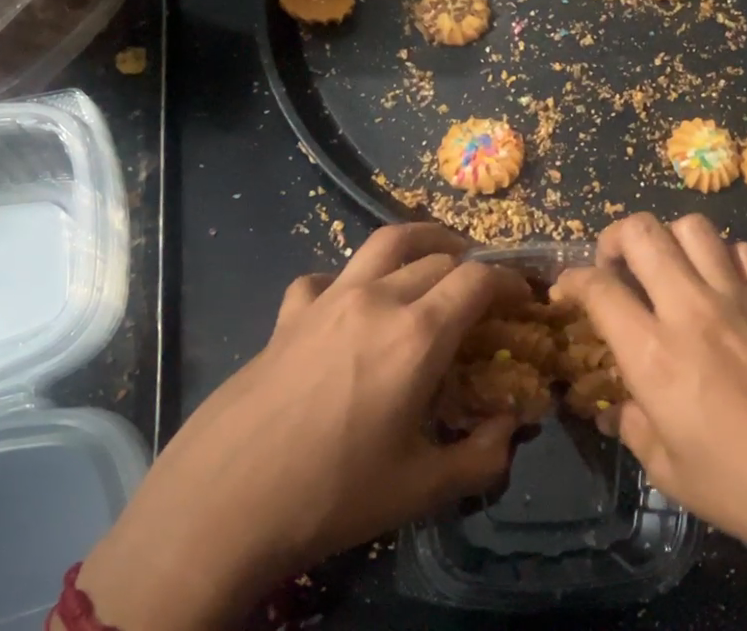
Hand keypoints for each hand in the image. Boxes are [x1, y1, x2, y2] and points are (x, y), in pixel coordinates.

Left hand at [69, 225, 529, 630]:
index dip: (511, 280)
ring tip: (437, 257)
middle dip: (472, 266)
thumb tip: (511, 429)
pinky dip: (352, 278)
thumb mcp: (422, 488)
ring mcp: (327, 300)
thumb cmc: (331, 495)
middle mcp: (377, 300)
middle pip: (439, 257)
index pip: (479, 279)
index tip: (525, 297)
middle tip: (484, 293)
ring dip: (422, 242)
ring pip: (386, 243)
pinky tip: (351, 304)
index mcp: (418, 335)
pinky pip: (328, 277)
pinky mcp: (287, 316)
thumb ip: (482, 456)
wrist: (221, 505)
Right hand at [556, 215, 746, 624]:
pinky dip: (720, 256)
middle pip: (642, 232)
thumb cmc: (740, 489)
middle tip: (613, 267)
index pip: (598, 286)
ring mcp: (740, 299)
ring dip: (668, 239)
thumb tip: (621, 403)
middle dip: (614, 238)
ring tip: (666, 269)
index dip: (571, 279)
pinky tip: (719, 286)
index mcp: (654, 353)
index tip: (566, 291)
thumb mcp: (667, 468)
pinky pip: (742, 253)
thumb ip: (633, 423)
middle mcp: (692, 310)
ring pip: (694, 227)